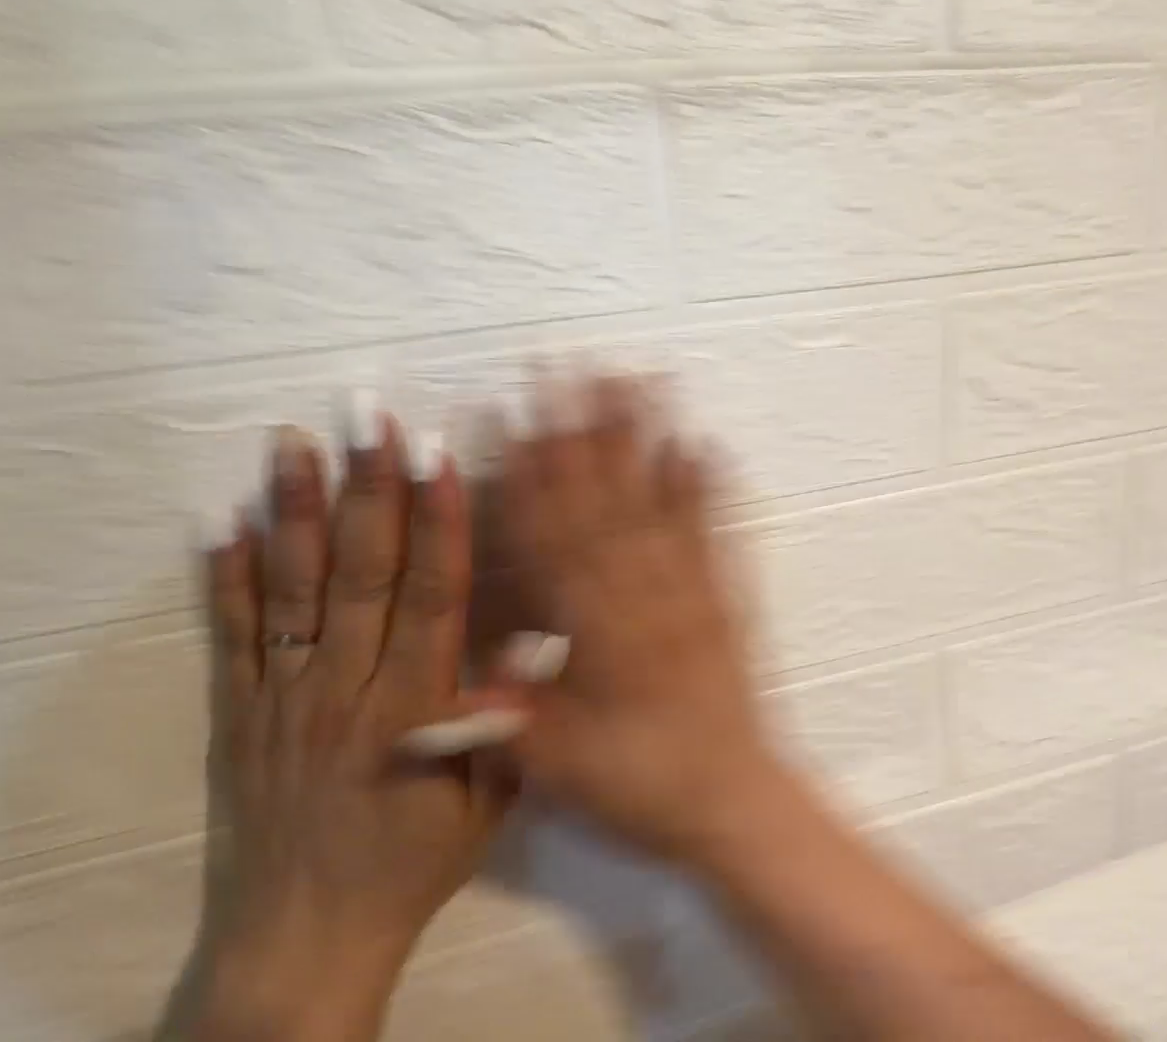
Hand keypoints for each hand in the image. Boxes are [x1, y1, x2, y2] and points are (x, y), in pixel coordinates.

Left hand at [193, 417, 514, 1038]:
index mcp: (415, 708)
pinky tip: (222, 519)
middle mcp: (346, 688)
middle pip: (361, 572)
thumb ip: (512, 721)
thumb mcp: (490, 805)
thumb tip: (541, 639)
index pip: (430, 594)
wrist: (308, 934)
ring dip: (294, 510)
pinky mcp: (238, 712)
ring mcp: (283, 696)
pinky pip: (231, 636)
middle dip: (368, 487)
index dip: (436, 520)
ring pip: (292, 588)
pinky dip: (224, 576)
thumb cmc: (413, 865)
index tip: (435, 454)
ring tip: (292, 440)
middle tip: (365, 414)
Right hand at [488, 374, 799, 866]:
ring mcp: (690, 595)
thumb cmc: (641, 787)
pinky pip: (716, 537)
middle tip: (567, 361)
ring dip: (644, 438)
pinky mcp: (725, 602)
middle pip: (605, 503)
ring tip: (635, 374)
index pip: (549, 540)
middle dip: (581, 429)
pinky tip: (702, 442)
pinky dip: (707, 489)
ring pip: (660, 506)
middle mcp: (643, 600)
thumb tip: (432, 685)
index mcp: (594, 635)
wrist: (734, 806)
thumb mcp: (556, 769)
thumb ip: (500, 720)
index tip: (504, 416)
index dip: (523, 475)